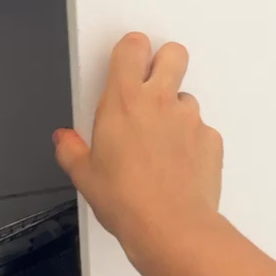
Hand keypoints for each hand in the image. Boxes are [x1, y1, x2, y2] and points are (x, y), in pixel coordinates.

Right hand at [54, 33, 224, 262]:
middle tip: (153, 85)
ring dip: (175, 112)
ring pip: (186, 97)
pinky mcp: (211, 139)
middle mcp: (159, 101)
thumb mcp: (85, 176)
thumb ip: (71, 150)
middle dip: (165, 62)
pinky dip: (192, 142)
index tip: (127, 62)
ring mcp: (189, 118)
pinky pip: (202, 130)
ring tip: (161, 145)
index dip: (131, 50)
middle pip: (173, 53)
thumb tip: (65, 141)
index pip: (132, 47)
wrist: (170, 228)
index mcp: (123, 101)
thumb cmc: (127, 201)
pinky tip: (178, 166)